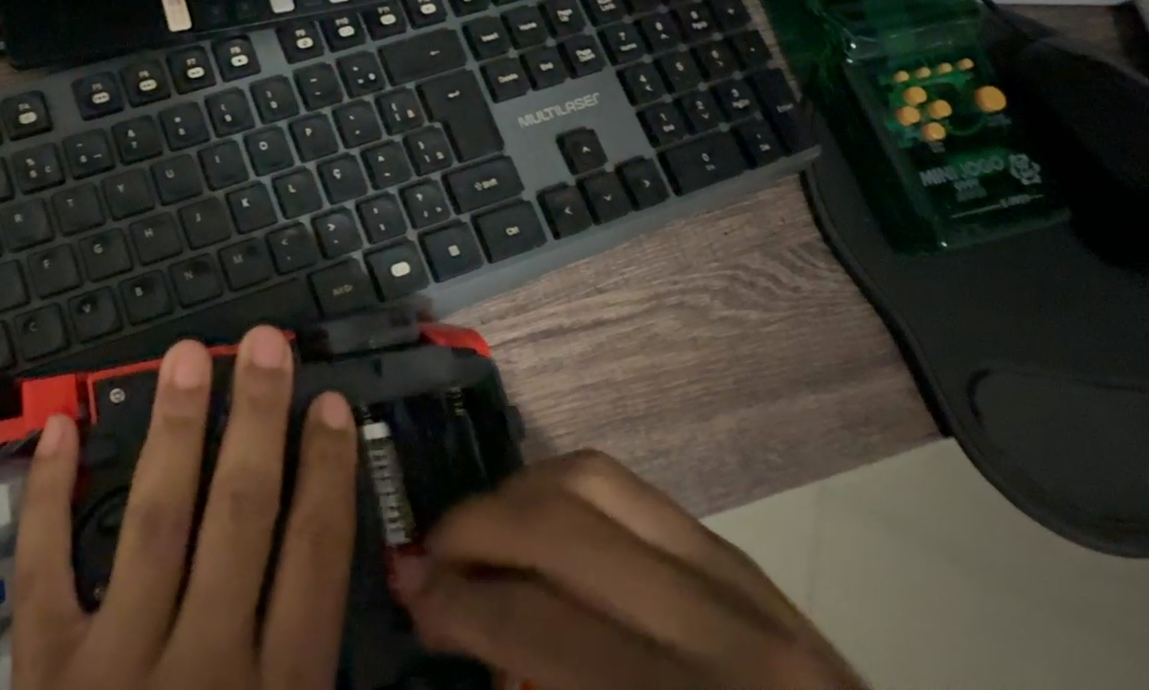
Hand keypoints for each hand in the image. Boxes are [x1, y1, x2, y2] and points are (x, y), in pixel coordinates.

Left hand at [12, 325, 359, 689]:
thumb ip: (316, 676)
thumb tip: (344, 590)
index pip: (313, 557)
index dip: (328, 472)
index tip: (332, 404)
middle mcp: (203, 662)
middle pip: (240, 517)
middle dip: (257, 421)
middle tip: (262, 344)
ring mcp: (114, 661)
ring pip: (154, 523)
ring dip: (174, 433)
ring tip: (186, 358)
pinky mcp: (43, 667)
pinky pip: (42, 568)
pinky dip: (47, 497)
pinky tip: (60, 430)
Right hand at [394, 451, 867, 689]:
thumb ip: (530, 681)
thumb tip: (445, 614)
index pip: (536, 621)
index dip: (453, 606)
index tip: (410, 600)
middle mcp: (725, 628)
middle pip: (557, 526)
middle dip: (468, 533)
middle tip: (430, 559)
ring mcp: (738, 577)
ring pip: (590, 478)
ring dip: (512, 496)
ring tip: (480, 535)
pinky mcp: (737, 556)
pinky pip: (626, 487)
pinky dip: (560, 492)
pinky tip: (537, 528)